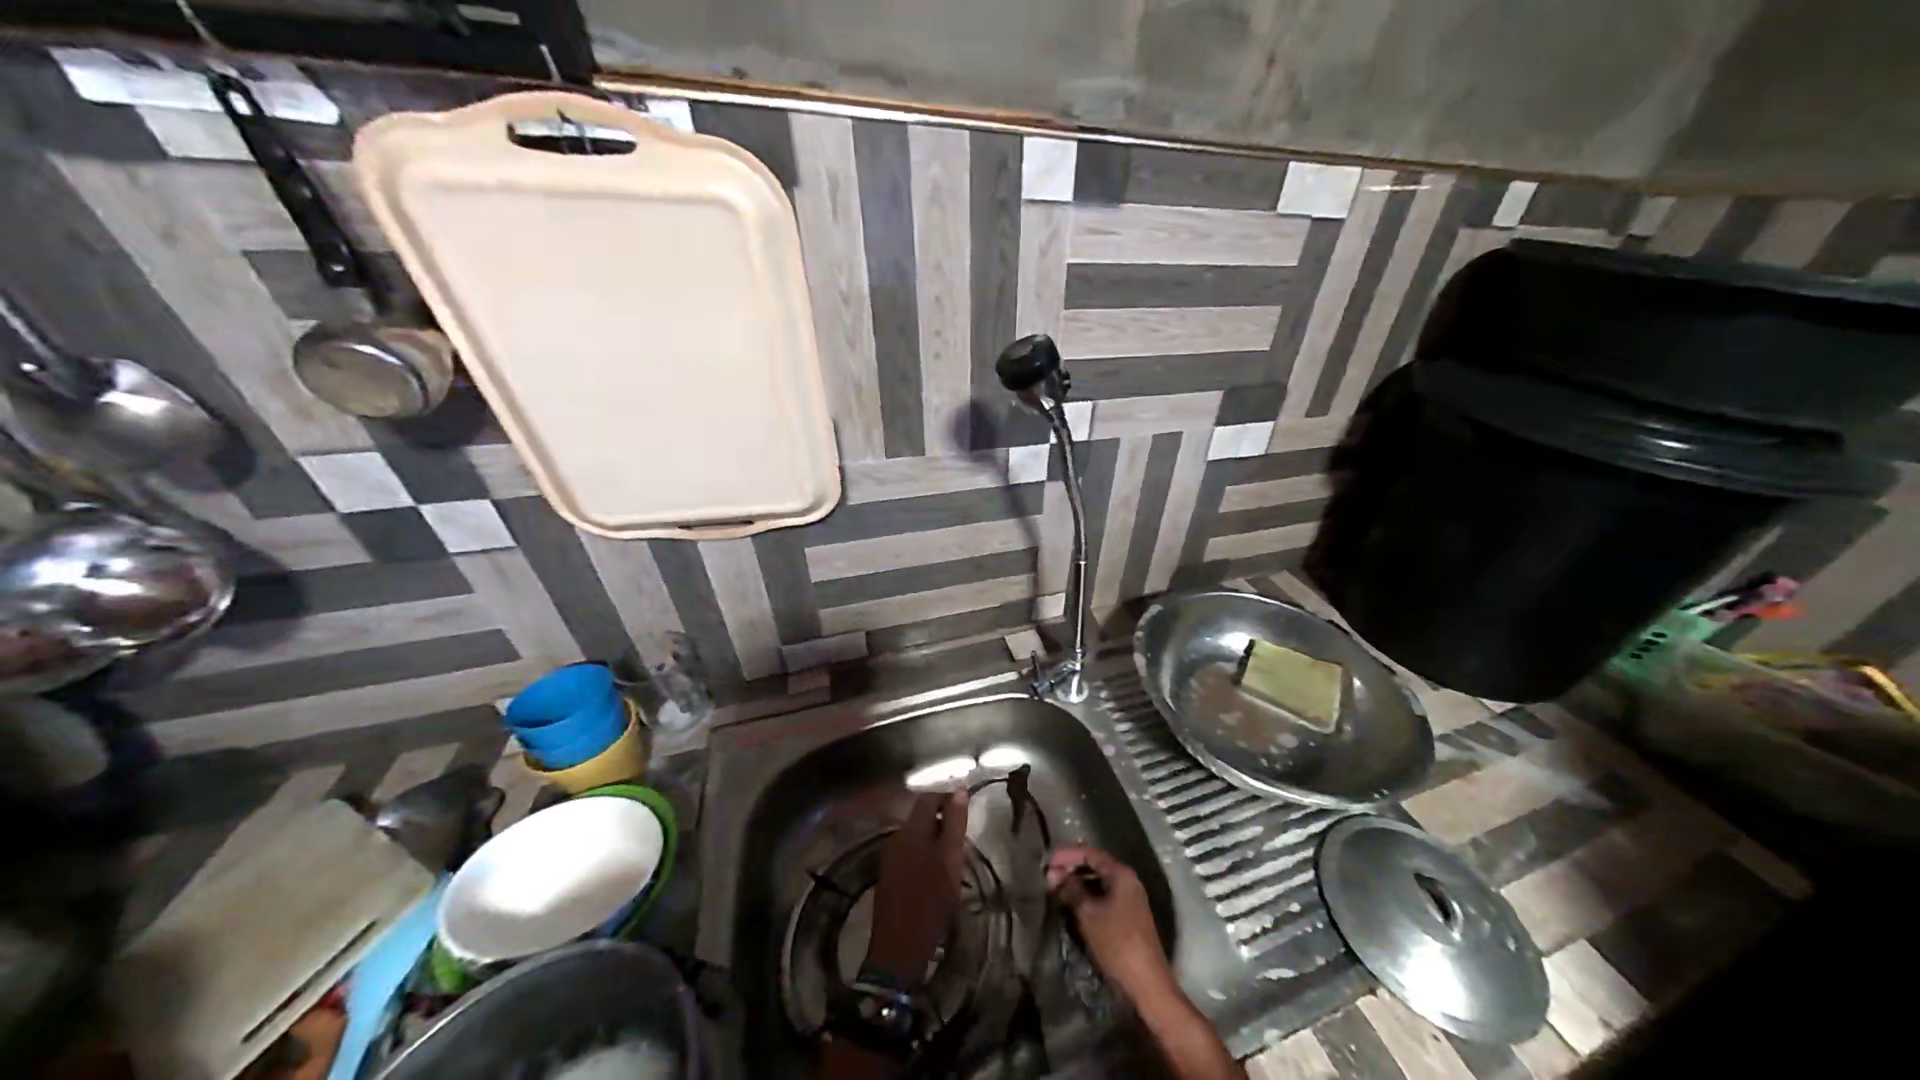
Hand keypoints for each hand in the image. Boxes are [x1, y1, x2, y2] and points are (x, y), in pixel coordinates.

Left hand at [864, 790, 968, 986]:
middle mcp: (897, 837)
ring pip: (917, 835)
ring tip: (957, 856)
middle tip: (967, 837)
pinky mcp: (890, 875)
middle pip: (922, 816)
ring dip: (937, 838)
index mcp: (911, 830)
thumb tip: (959, 792)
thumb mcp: (950, 860)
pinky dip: (927, 854)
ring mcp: (891, 857)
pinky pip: (911, 852)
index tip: (969, 808)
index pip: (930, 798)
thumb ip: (955, 824)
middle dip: (945, 820)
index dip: (949, 797)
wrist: (900, 948)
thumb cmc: (931, 901)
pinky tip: (939, 872)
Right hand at [1047, 847, 1172, 1004]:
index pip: (1090, 853)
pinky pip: (1103, 897)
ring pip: (1099, 882)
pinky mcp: (1128, 917)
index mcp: (1121, 875)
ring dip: (1077, 883)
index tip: (1046, 862)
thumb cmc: (1116, 943)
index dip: (1067, 855)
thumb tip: (1054, 874)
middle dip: (1071, 868)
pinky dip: (1087, 896)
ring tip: (1056, 889)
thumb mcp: (1088, 913)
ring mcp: (1130, 900)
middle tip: (1048, 876)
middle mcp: (1128, 882)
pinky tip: (1072, 904)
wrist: (1146, 984)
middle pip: (1096, 865)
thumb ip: (1070, 889)